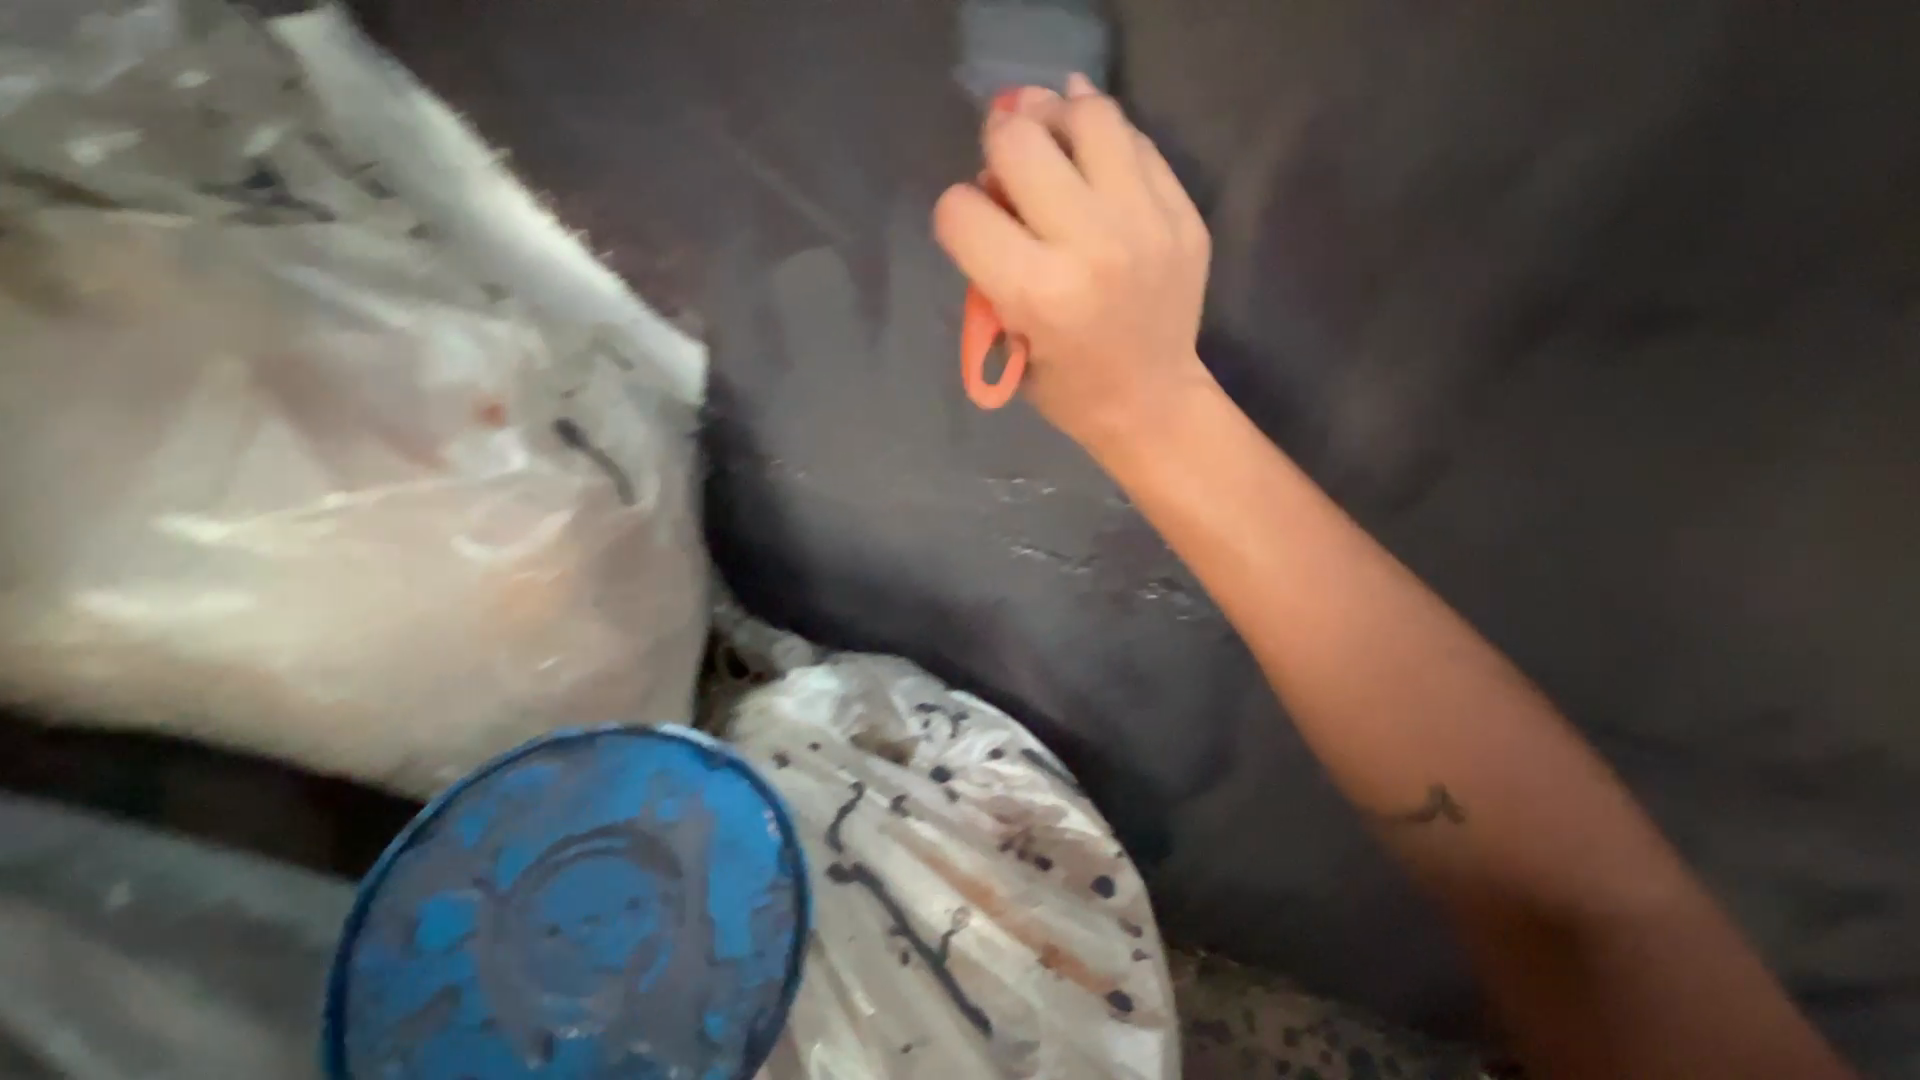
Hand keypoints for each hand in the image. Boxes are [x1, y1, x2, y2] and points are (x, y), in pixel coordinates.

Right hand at [934, 75, 1213, 453]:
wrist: (1152, 401)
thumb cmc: (1067, 385)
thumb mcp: (1007, 336)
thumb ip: (990, 262)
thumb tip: (992, 181)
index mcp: (1037, 291)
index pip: (961, 209)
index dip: (957, 213)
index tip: (974, 226)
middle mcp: (1092, 245)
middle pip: (1020, 140)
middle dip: (998, 145)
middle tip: (1007, 160)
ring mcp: (1147, 223)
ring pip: (1088, 115)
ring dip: (1056, 119)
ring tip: (1050, 138)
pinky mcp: (1183, 214)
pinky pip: (1137, 140)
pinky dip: (1103, 136)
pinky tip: (1088, 150)